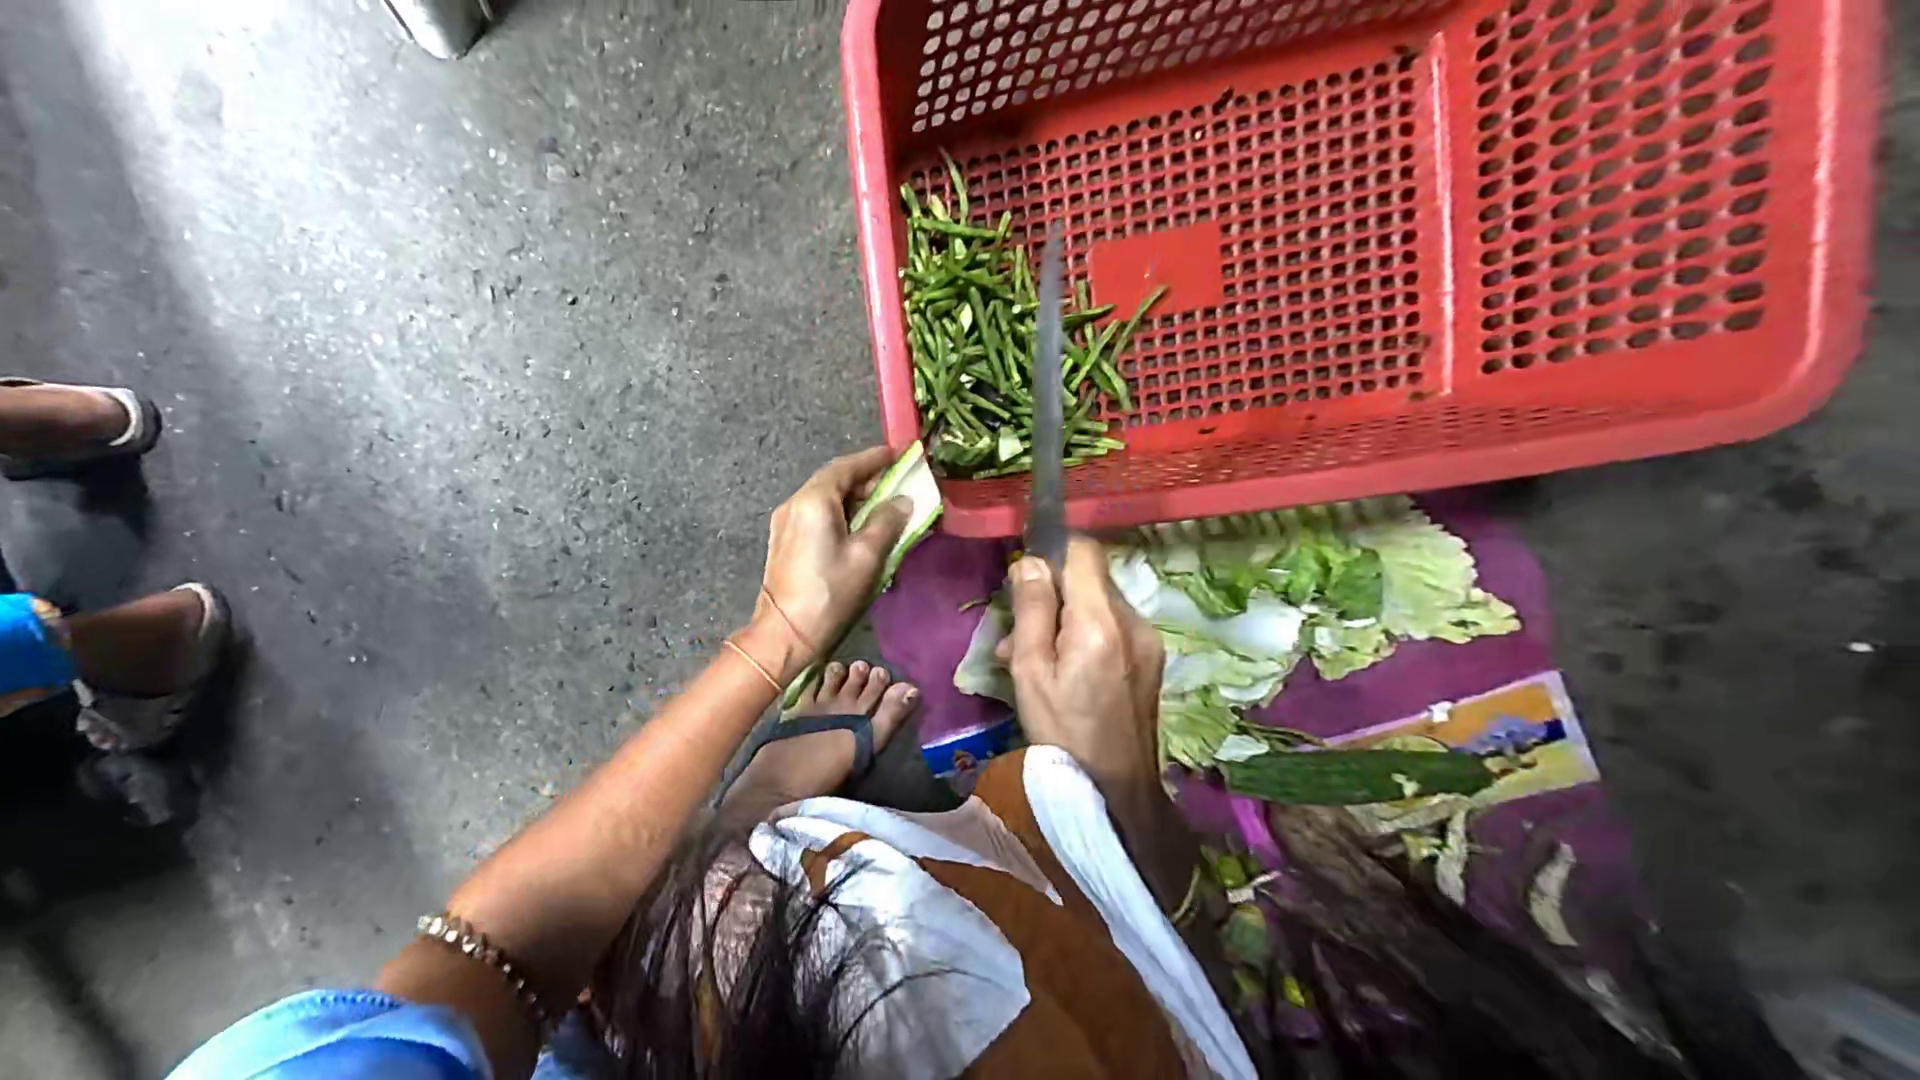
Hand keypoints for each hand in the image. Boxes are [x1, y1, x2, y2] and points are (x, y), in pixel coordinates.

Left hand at [748, 446, 910, 679]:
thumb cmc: (831, 592)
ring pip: (825, 497)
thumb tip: (902, 501)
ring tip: (882, 505)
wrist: (786, 633)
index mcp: (814, 500)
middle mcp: (795, 503)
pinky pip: (817, 514)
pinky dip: (840, 512)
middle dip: (866, 478)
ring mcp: (785, 522)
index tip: (898, 454)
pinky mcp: (784, 540)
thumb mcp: (868, 555)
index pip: (847, 466)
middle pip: (834, 480)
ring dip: (854, 497)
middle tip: (896, 482)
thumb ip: (888, 521)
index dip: (874, 458)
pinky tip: (858, 526)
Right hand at [1000, 537, 1164, 795]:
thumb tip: (1029, 561)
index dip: (1053, 552)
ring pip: (1100, 603)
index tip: (1026, 574)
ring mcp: (1148, 638)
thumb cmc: (1062, 733)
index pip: (1083, 552)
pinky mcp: (1152, 656)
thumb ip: (1031, 611)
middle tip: (1018, 634)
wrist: (1117, 789)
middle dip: (1053, 593)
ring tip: (1036, 658)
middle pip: (1090, 578)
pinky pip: (1113, 626)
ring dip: (1067, 616)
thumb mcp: (1030, 672)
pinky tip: (1066, 668)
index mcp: (1099, 622)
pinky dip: (1086, 634)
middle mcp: (1132, 621)